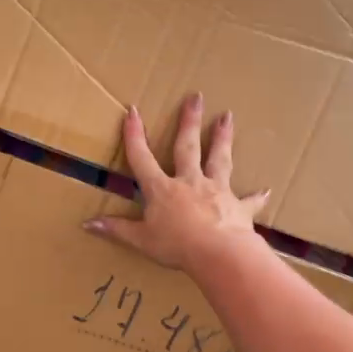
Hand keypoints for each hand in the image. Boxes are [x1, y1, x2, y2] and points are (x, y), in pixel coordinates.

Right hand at [84, 94, 270, 273]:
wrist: (220, 254)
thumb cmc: (176, 245)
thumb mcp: (140, 239)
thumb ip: (116, 229)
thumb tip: (87, 225)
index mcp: (162, 189)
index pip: (142, 157)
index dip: (135, 134)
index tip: (133, 111)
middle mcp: (189, 182)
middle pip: (188, 147)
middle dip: (189, 122)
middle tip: (196, 98)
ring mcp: (216, 191)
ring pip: (220, 160)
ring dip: (223, 138)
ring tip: (227, 118)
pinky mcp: (238, 207)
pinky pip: (249, 201)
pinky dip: (256, 196)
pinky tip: (265, 190)